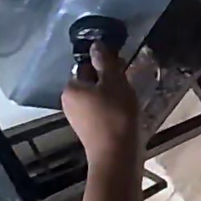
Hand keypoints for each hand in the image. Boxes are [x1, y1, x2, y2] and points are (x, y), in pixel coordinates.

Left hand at [62, 42, 140, 163]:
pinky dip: (113, 109)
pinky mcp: (90, 131)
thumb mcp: (114, 81)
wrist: (117, 155)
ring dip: (114, 95)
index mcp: (71, 88)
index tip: (121, 69)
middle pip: (92, 82)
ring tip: (129, 101)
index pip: (86, 66)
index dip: (105, 65)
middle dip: (110, 80)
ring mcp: (79, 118)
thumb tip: (96, 44)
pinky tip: (126, 114)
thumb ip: (105, 61)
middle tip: (128, 85)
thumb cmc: (115, 114)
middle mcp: (70, 102)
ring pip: (98, 97)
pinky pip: (101, 111)